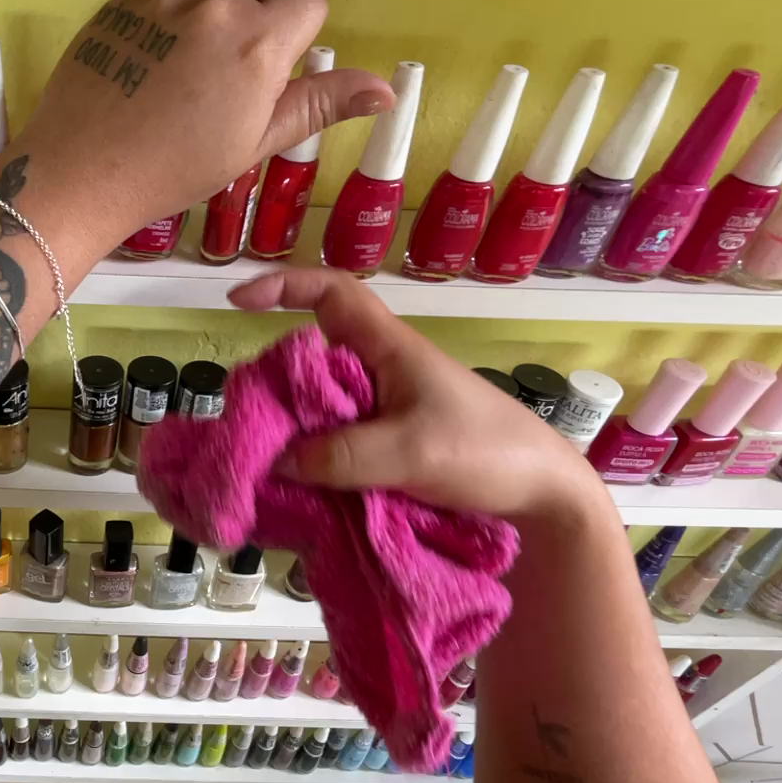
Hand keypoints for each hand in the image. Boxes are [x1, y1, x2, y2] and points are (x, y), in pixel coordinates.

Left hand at [4, 0, 391, 261]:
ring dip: (199, 37)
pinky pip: (156, 10)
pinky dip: (156, 37)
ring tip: (169, 97)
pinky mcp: (120, 7)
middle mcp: (214, 7)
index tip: (274, 68)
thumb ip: (315, 106)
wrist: (81, 176)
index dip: (297, 27)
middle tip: (214, 98)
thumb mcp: (250, 147)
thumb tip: (382, 89)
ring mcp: (162, 2)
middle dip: (244, 38)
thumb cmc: (170, 172)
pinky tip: (137, 85)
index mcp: (258, 42)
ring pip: (201, 5)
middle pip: (250, 0)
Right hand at [230, 268, 607, 520]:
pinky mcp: (384, 445)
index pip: (333, 294)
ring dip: (290, 429)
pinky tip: (296, 485)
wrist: (542, 496)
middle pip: (310, 359)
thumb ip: (342, 455)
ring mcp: (381, 411)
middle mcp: (379, 373)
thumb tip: (277, 461)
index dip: (283, 286)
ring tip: (263, 463)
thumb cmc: (488, 453)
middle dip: (273, 383)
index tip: (239, 302)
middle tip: (249, 421)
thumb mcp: (412, 452)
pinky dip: (310, 459)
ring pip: (318, 406)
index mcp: (390, 350)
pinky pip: (332, 442)